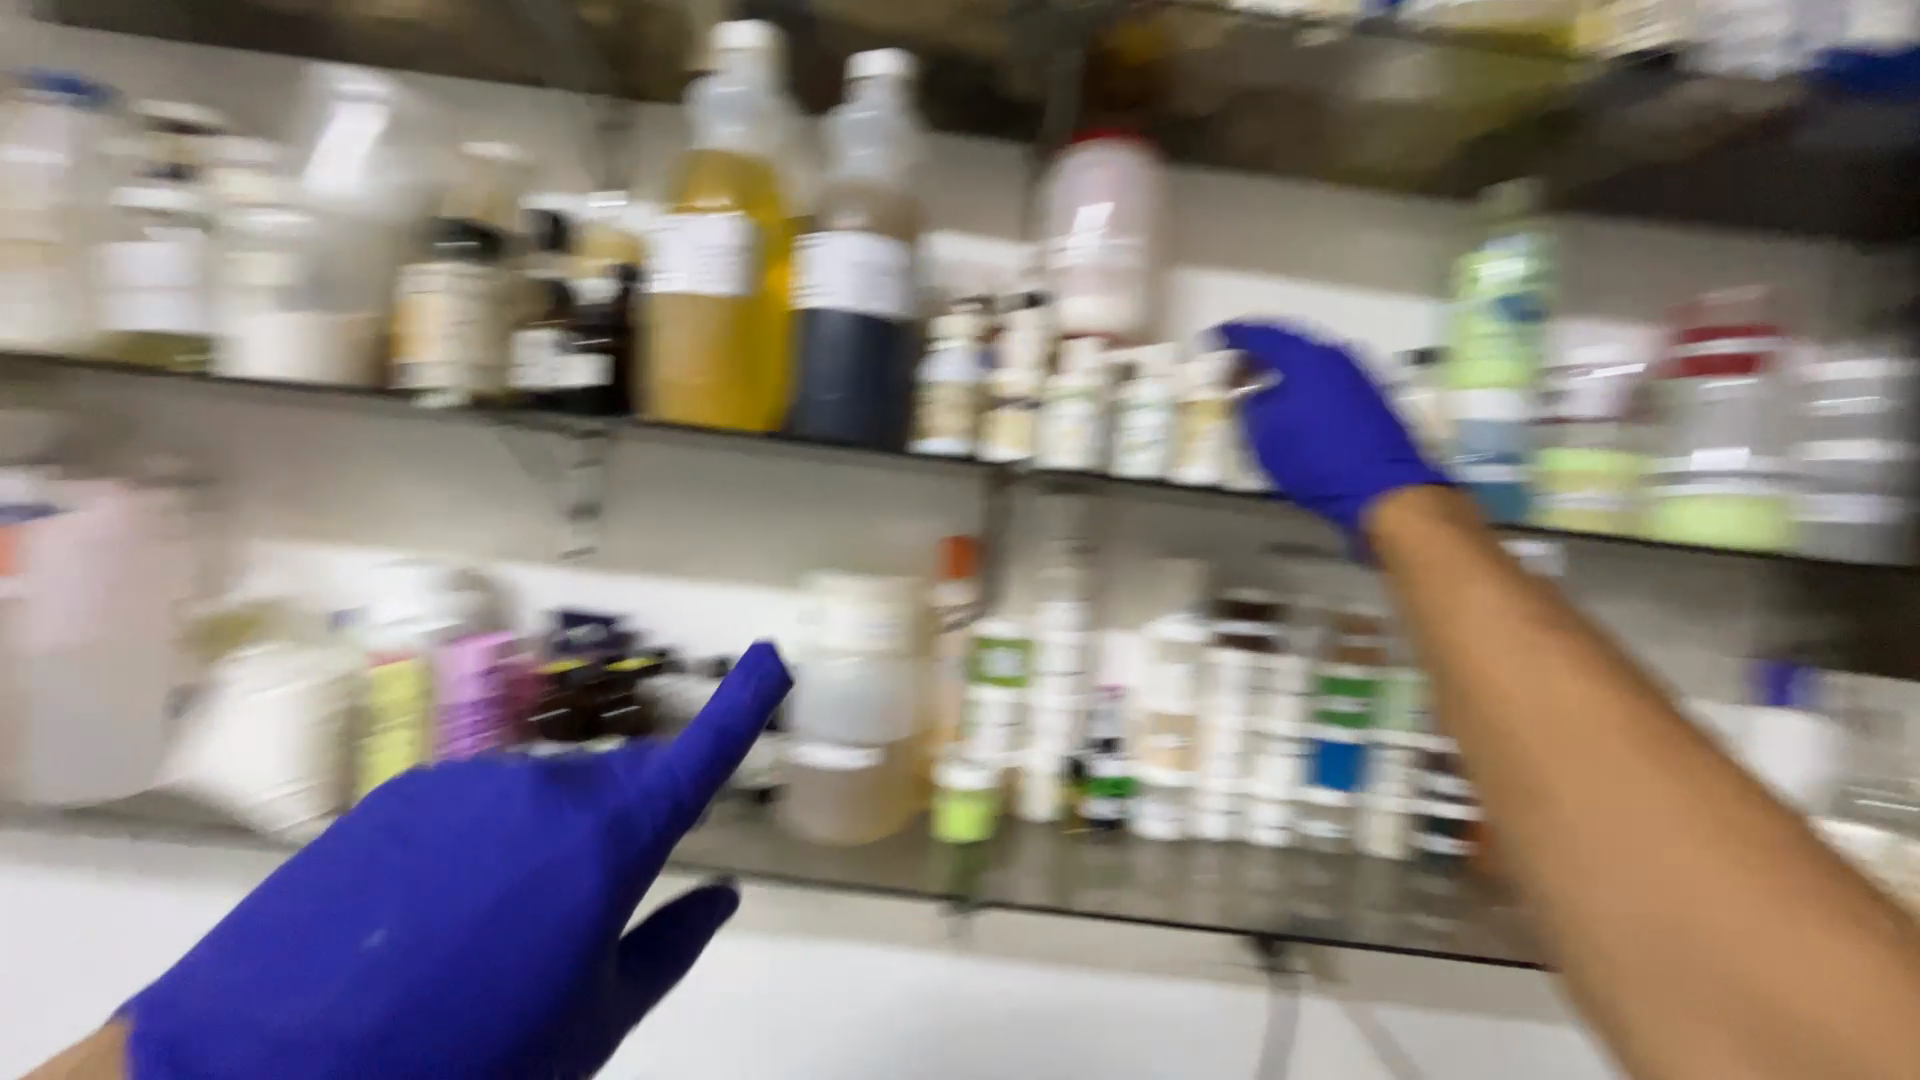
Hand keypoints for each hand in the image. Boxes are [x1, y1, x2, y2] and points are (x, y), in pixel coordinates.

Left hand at [119, 642, 791, 1079]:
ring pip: (548, 795)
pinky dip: (490, 840)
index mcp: (611, 839)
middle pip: (621, 780)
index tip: (772, 657)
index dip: (745, 700)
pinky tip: (435, 912)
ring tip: (498, 926)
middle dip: (632, 818)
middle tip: (599, 899)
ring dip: (553, 837)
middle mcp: (548, 786)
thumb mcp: (592, 1026)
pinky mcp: (399, 794)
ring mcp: (469, 782)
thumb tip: (723, 894)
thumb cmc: (465, 1065)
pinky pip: (479, 804)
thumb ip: (671, 947)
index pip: (702, 752)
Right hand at [1217, 320, 1448, 536]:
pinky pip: (1324, 380)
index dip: (1234, 335)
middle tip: (1232, 372)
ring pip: (1308, 363)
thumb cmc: (1315, 458)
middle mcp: (1335, 356)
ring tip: (1256, 390)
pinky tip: (1288, 406)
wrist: (1384, 489)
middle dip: (1256, 355)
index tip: (1214, 339)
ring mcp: (1357, 376)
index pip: (1262, 333)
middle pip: (1287, 344)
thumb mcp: (1264, 435)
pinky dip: (1300, 385)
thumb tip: (1249, 395)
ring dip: (1279, 372)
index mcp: (1306, 357)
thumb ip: (1249, 406)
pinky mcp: (1369, 398)